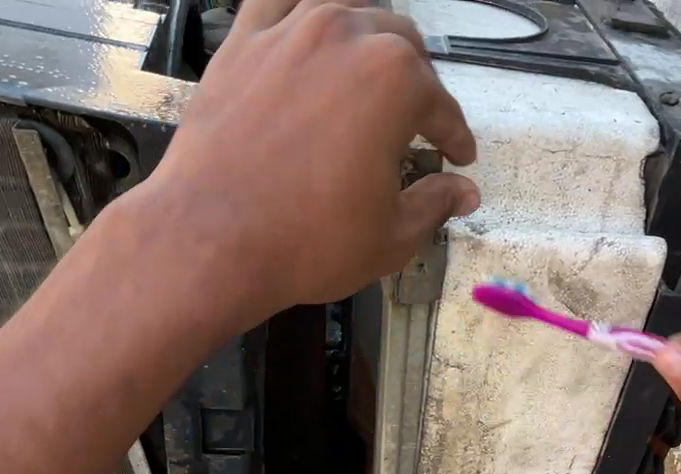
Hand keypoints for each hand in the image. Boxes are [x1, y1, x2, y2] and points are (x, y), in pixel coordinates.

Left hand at [135, 0, 479, 324]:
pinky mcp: (242, 41)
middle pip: (400, 44)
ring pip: (346, 11)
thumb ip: (435, 204)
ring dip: (369, 40)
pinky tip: (309, 33)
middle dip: (418, 83)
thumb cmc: (311, 242)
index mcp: (396, 80)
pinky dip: (302, 13)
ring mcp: (289, 30)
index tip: (459, 157)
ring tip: (371, 74)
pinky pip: (278, 3)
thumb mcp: (391, 236)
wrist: (214, 239)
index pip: (441, 106)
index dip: (455, 137)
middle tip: (417, 123)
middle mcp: (347, 36)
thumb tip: (466, 192)